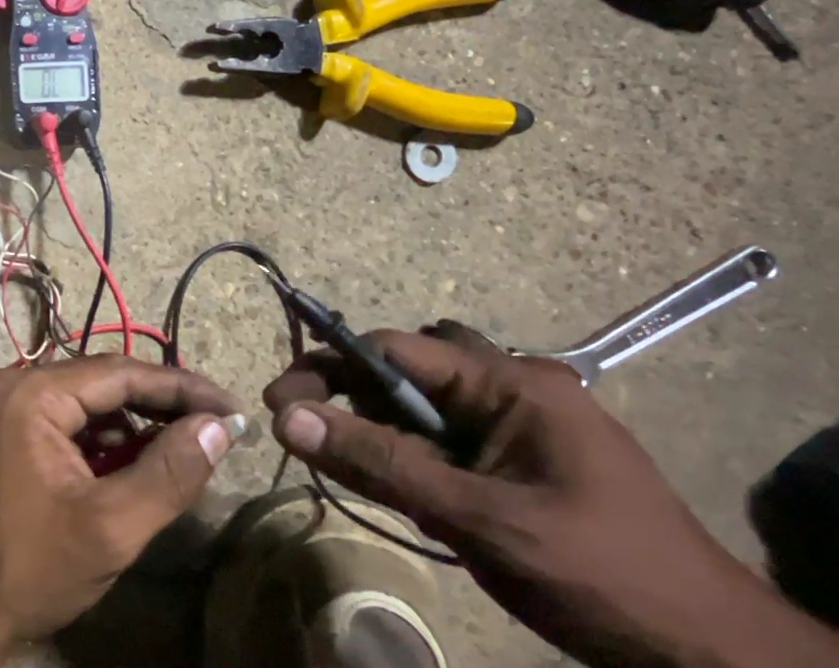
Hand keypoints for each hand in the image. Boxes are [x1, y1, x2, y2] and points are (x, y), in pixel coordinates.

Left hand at [0, 356, 244, 666]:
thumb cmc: (26, 569)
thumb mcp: (111, 527)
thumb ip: (169, 472)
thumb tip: (218, 426)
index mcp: (28, 393)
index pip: (120, 373)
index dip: (182, 388)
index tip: (234, 410)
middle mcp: (7, 386)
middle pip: (99, 383)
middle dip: (158, 407)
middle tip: (215, 431)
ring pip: (80, 404)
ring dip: (129, 427)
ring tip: (180, 455)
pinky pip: (58, 424)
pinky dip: (98, 443)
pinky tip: (129, 470)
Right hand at [265, 327, 838, 667]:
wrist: (711, 652)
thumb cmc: (596, 572)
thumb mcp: (477, 517)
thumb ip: (380, 462)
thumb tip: (285, 418)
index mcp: (512, 382)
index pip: (394, 349)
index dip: (327, 368)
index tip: (277, 404)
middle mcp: (515, 387)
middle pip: (405, 370)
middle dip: (347, 395)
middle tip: (300, 432)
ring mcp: (523, 424)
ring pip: (422, 405)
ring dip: (377, 427)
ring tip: (346, 464)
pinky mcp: (523, 458)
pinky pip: (447, 438)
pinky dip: (410, 454)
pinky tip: (400, 488)